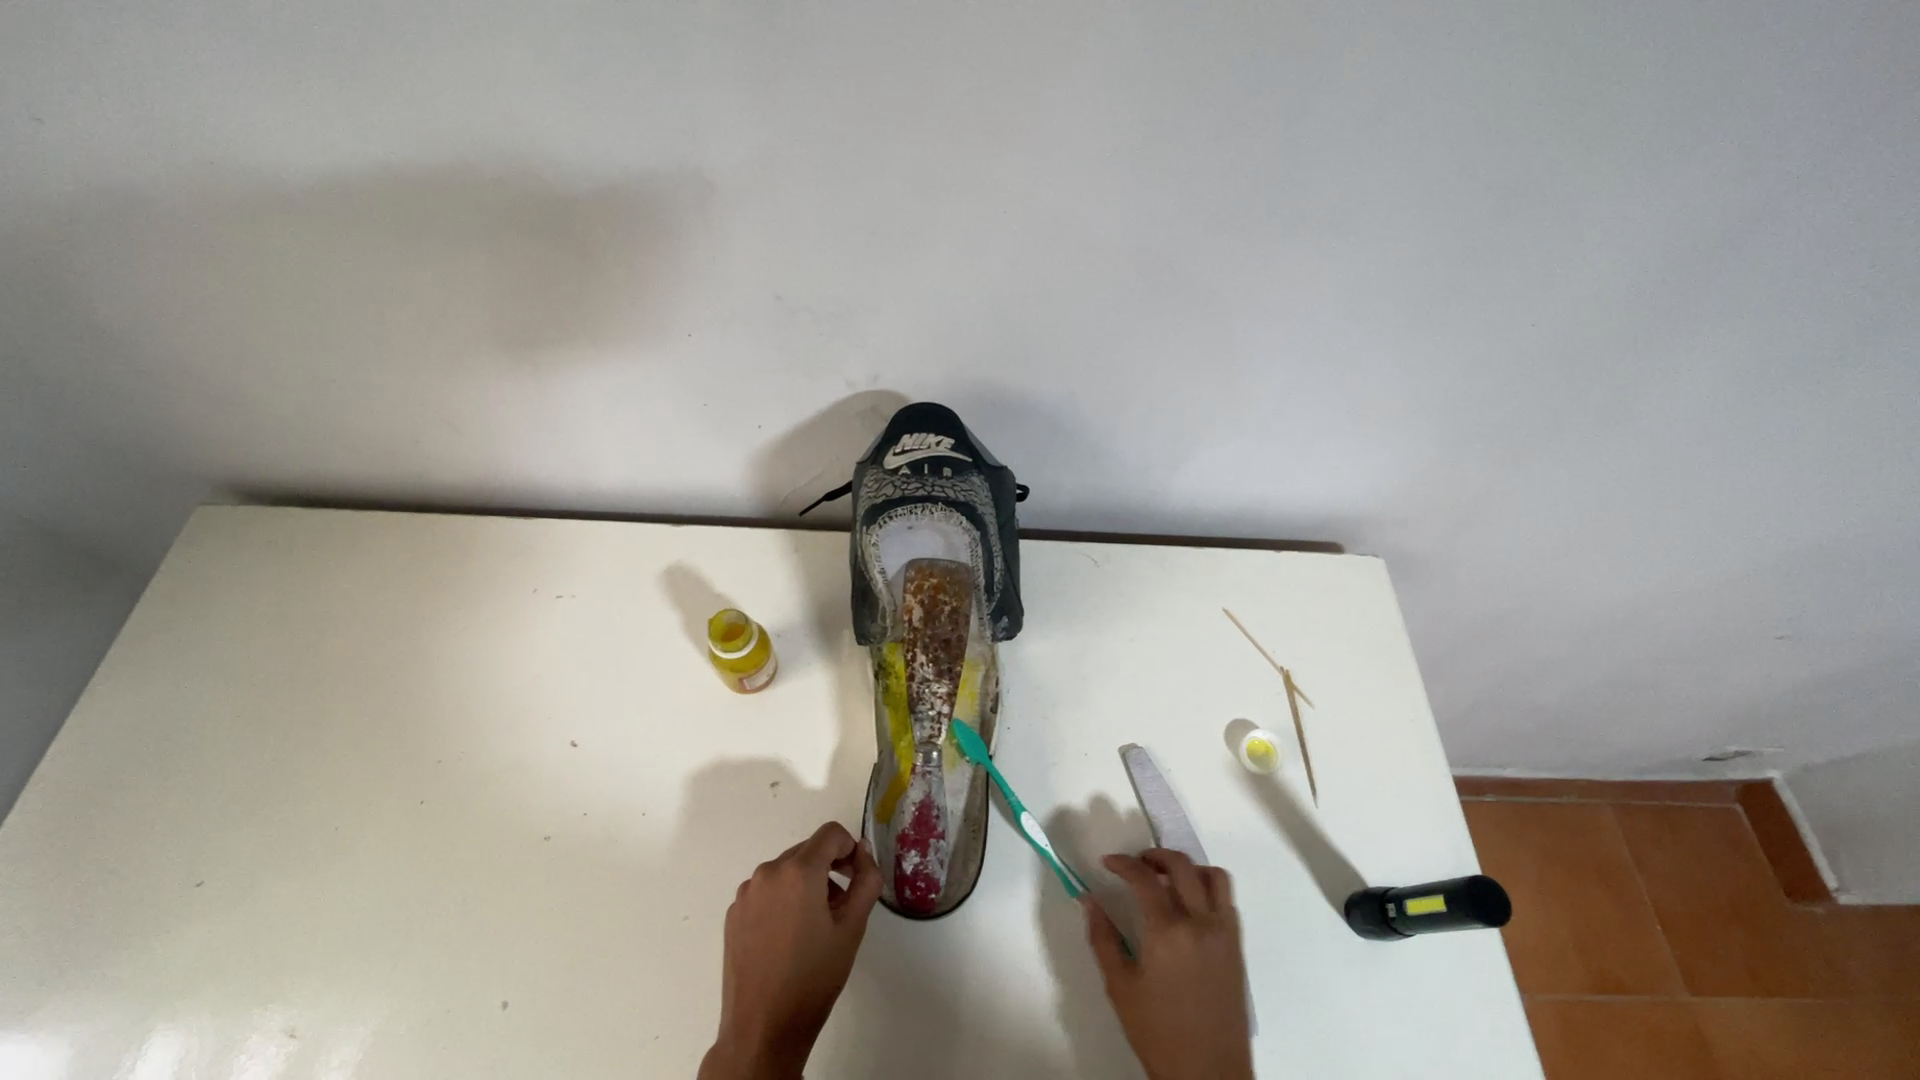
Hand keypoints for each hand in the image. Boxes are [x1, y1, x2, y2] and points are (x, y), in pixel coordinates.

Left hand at [699, 821, 882, 1079]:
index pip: (831, 833)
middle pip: (807, 851)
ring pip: (786, 871)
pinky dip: (782, 900)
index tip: (856, 878)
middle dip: (829, 868)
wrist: (763, 1026)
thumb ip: (866, 880)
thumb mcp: (853, 927)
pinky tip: (787, 938)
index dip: (850, 849)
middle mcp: (768, 872)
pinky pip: (766, 891)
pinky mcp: (734, 913)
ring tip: (814, 927)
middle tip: (841, 907)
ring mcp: (746, 893)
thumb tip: (861, 853)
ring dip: (805, 885)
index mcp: (799, 871)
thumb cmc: (814, 976)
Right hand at [1085, 849, 1253, 1079]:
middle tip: (1134, 864)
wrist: (1208, 1073)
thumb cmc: (1157, 1032)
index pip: (1144, 878)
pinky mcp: (1237, 946)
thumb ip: (1103, 938)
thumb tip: (1089, 900)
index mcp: (1167, 932)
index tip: (1107, 862)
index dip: (1123, 863)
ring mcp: (1224, 933)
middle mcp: (1201, 923)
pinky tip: (1189, 904)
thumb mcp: (1120, 986)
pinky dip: (1208, 887)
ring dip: (1188, 867)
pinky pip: (1227, 900)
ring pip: (1213, 876)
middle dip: (1154, 855)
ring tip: (1166, 878)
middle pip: (1181, 866)